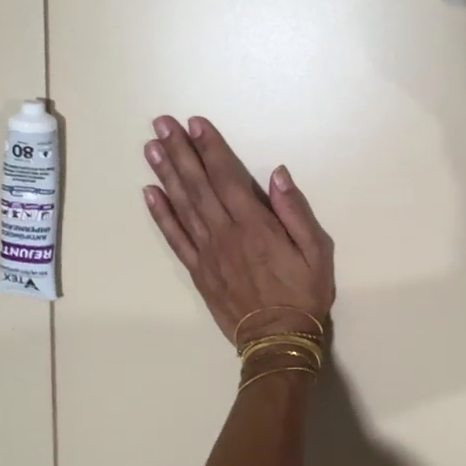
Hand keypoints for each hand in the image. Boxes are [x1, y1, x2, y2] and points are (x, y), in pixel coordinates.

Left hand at [142, 115, 335, 345]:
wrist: (278, 341)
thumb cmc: (304, 294)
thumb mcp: (316, 252)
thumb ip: (295, 211)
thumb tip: (277, 173)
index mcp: (255, 225)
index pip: (227, 177)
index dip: (210, 148)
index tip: (195, 124)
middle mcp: (225, 233)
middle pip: (198, 185)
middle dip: (180, 151)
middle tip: (161, 123)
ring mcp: (207, 252)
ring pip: (182, 205)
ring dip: (165, 174)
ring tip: (151, 147)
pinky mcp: (198, 271)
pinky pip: (175, 237)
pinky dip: (160, 214)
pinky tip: (149, 193)